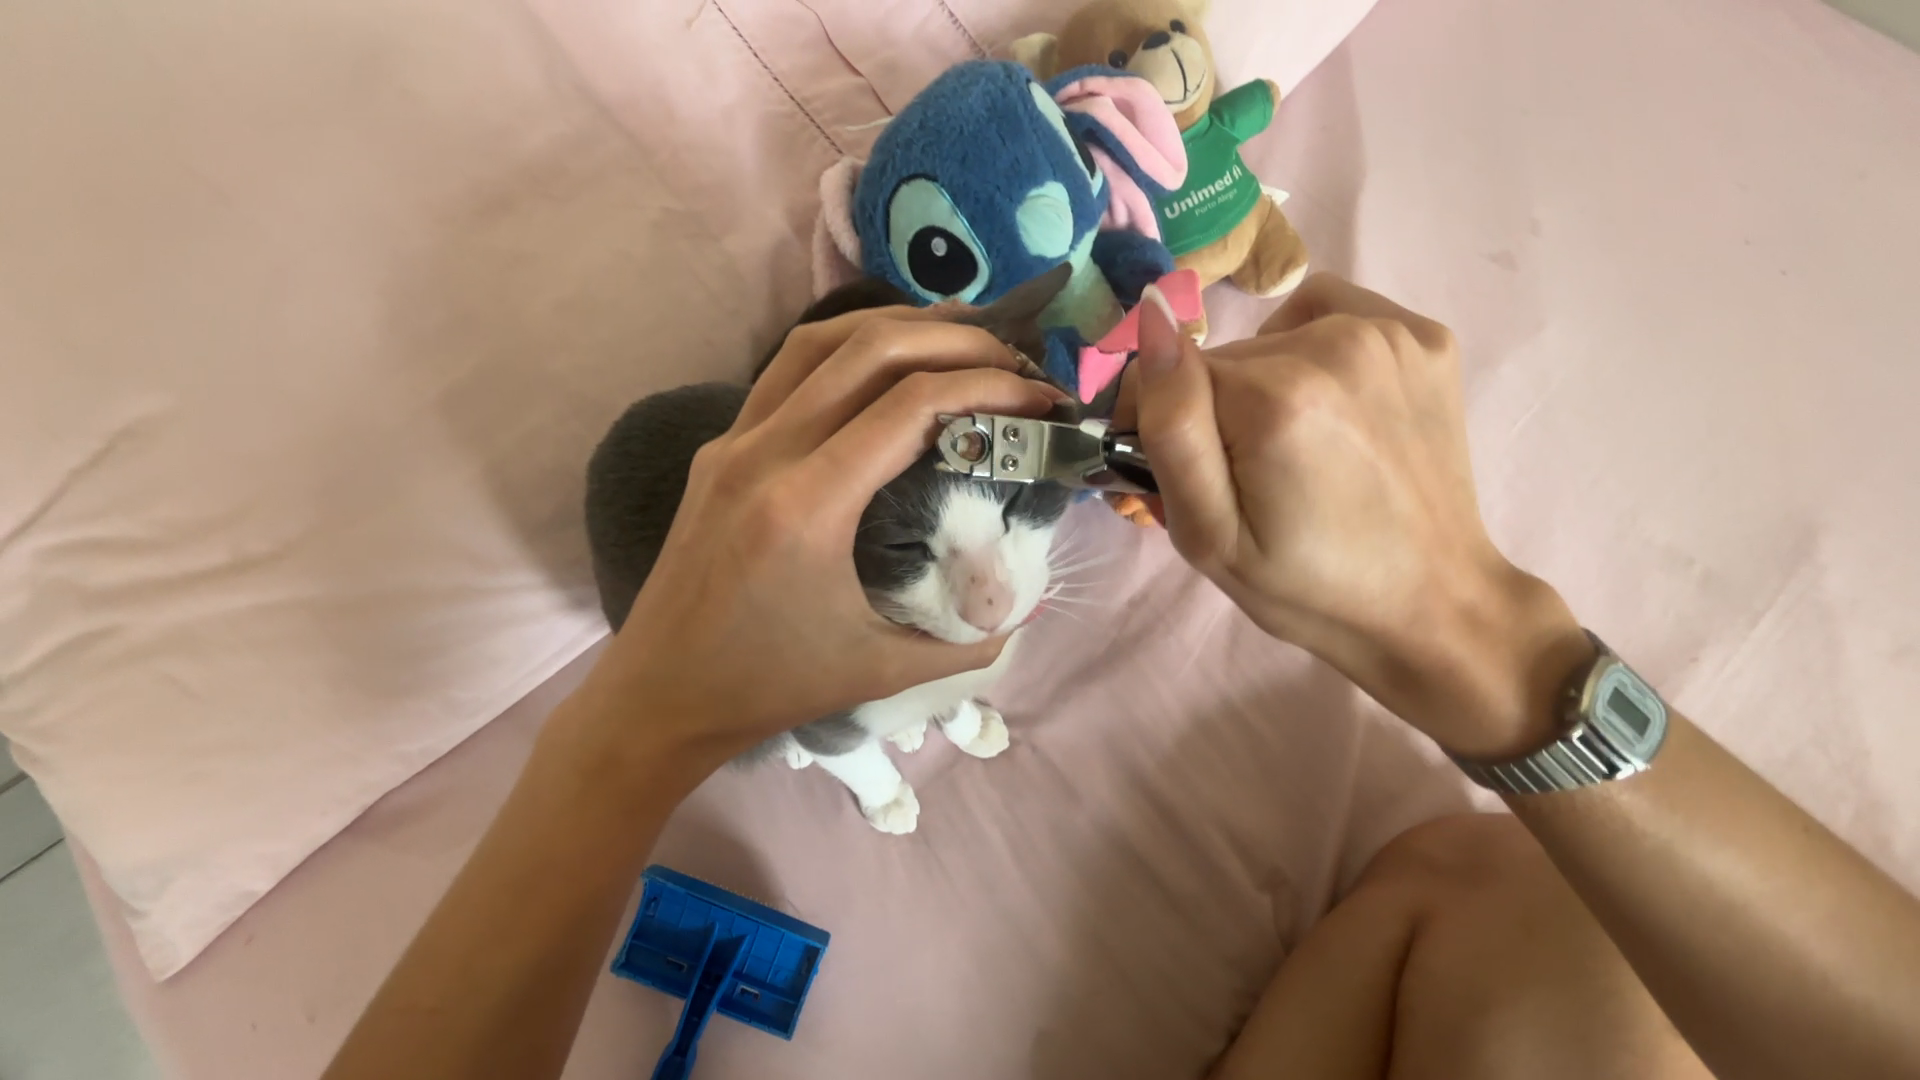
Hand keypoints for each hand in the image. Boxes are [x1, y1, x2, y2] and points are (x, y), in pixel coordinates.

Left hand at [574, 308, 1065, 765]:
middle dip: (955, 339)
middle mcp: (763, 452)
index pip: (910, 405)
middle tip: (1013, 355)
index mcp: (806, 505)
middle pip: (869, 349)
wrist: (659, 696)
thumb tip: (1023, 611)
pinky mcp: (719, 448)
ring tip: (959, 335)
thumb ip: (966, 642)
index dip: (988, 385)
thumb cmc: (769, 687)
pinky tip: (884, 364)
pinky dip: (847, 348)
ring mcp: (732, 442)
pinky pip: (787, 371)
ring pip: (819, 342)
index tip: (1039, 395)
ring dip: (896, 325)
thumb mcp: (882, 671)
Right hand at [1132, 277, 1589, 756]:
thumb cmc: (1304, 586)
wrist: (1429, 603)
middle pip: (1224, 359)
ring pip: (1271, 338)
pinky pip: (1330, 314)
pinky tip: (1328, 405)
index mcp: (1275, 399)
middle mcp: (1335, 345)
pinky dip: (1311, 347)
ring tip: (1294, 447)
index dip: (1163, 424)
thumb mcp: (1209, 535)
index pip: (1171, 376)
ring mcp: (1389, 334)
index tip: (1185, 476)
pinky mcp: (1424, 337)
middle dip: (1217, 411)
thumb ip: (1171, 427)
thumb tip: (1151, 318)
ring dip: (1262, 382)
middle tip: (1247, 480)